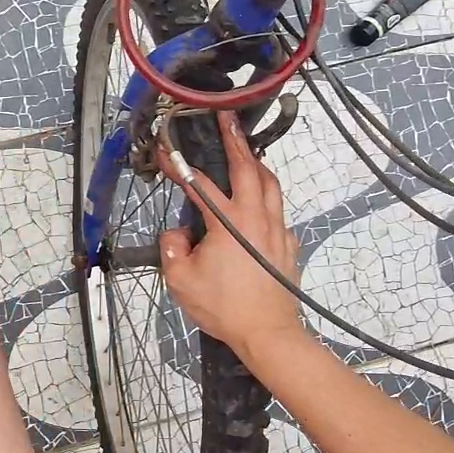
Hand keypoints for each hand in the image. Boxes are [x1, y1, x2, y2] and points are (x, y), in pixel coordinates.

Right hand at [158, 111, 303, 355]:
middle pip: (249, 168)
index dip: (179, 167)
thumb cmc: (223, 307)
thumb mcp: (180, 279)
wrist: (267, 333)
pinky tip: (258, 207)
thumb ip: (173, 248)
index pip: (201, 184)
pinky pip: (279, 212)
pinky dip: (267, 199)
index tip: (164, 152)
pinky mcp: (289, 245)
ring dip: (257, 165)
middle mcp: (257, 217)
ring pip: (271, 185)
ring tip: (247, 154)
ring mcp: (278, 229)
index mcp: (228, 222)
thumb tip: (179, 234)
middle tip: (227, 119)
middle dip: (236, 140)